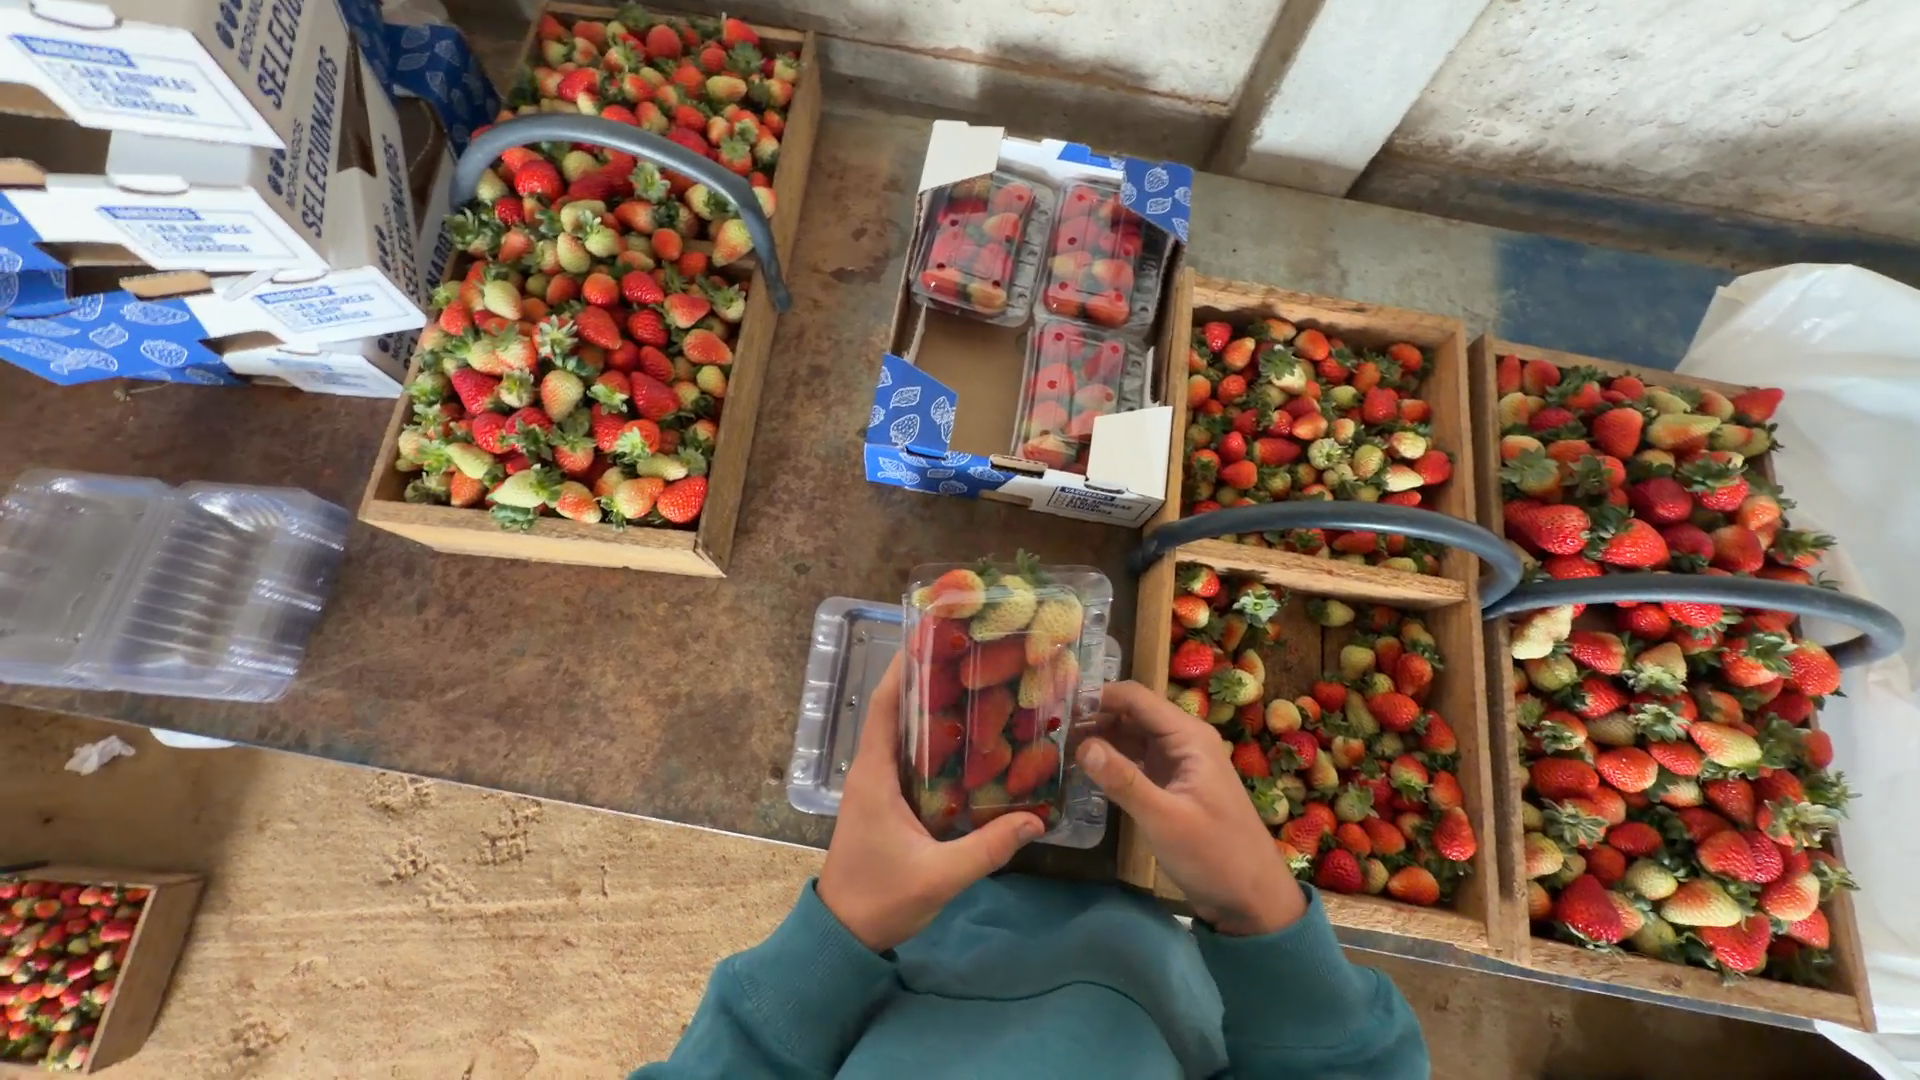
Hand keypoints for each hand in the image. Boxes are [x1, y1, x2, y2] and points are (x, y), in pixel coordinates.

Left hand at [818, 654, 1046, 951]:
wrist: (842, 936)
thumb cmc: (880, 898)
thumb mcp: (939, 875)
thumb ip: (987, 848)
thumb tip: (1036, 821)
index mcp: (874, 775)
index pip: (885, 707)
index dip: (903, 671)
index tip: (930, 641)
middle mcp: (871, 772)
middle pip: (897, 714)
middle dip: (927, 685)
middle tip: (970, 663)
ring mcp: (877, 788)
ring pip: (903, 737)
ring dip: (930, 714)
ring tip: (974, 693)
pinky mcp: (885, 805)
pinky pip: (909, 762)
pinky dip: (932, 747)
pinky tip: (965, 748)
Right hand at [1077, 681, 1305, 935]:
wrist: (1253, 901)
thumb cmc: (1214, 856)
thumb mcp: (1164, 819)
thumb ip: (1123, 780)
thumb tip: (1081, 743)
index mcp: (1188, 737)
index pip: (1135, 697)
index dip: (1096, 696)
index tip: (1056, 705)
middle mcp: (1182, 741)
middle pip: (1130, 713)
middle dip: (1092, 717)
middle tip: (1049, 729)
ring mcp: (1177, 763)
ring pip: (1130, 736)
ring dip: (1098, 738)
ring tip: (1055, 745)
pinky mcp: (1171, 785)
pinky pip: (1135, 760)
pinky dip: (1110, 761)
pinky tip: (1081, 769)